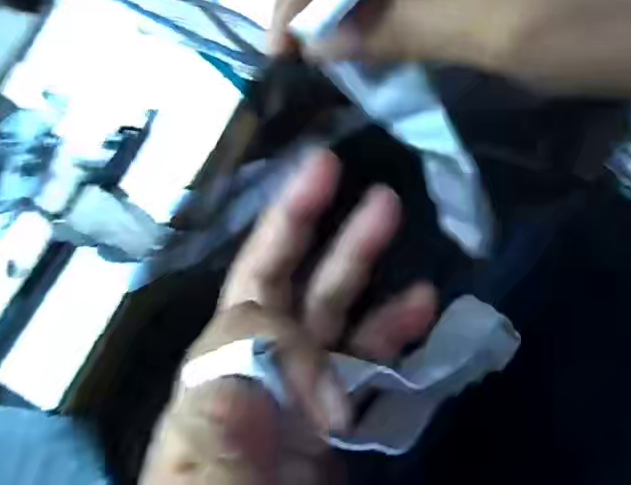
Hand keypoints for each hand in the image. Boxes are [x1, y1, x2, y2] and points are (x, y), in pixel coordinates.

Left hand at [140, 150, 438, 484]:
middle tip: (369, 184)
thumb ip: (235, 400)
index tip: (322, 175)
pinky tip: (425, 312)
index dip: (290, 221)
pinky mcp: (337, 438)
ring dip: (373, 274)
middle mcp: (265, 368)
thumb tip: (302, 362)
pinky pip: (373, 376)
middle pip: (303, 284)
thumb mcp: (205, 457)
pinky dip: (398, 341)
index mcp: (226, 359)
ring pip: (345, 321)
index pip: (259, 275)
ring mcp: (304, 402)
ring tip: (400, 221)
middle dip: (334, 232)